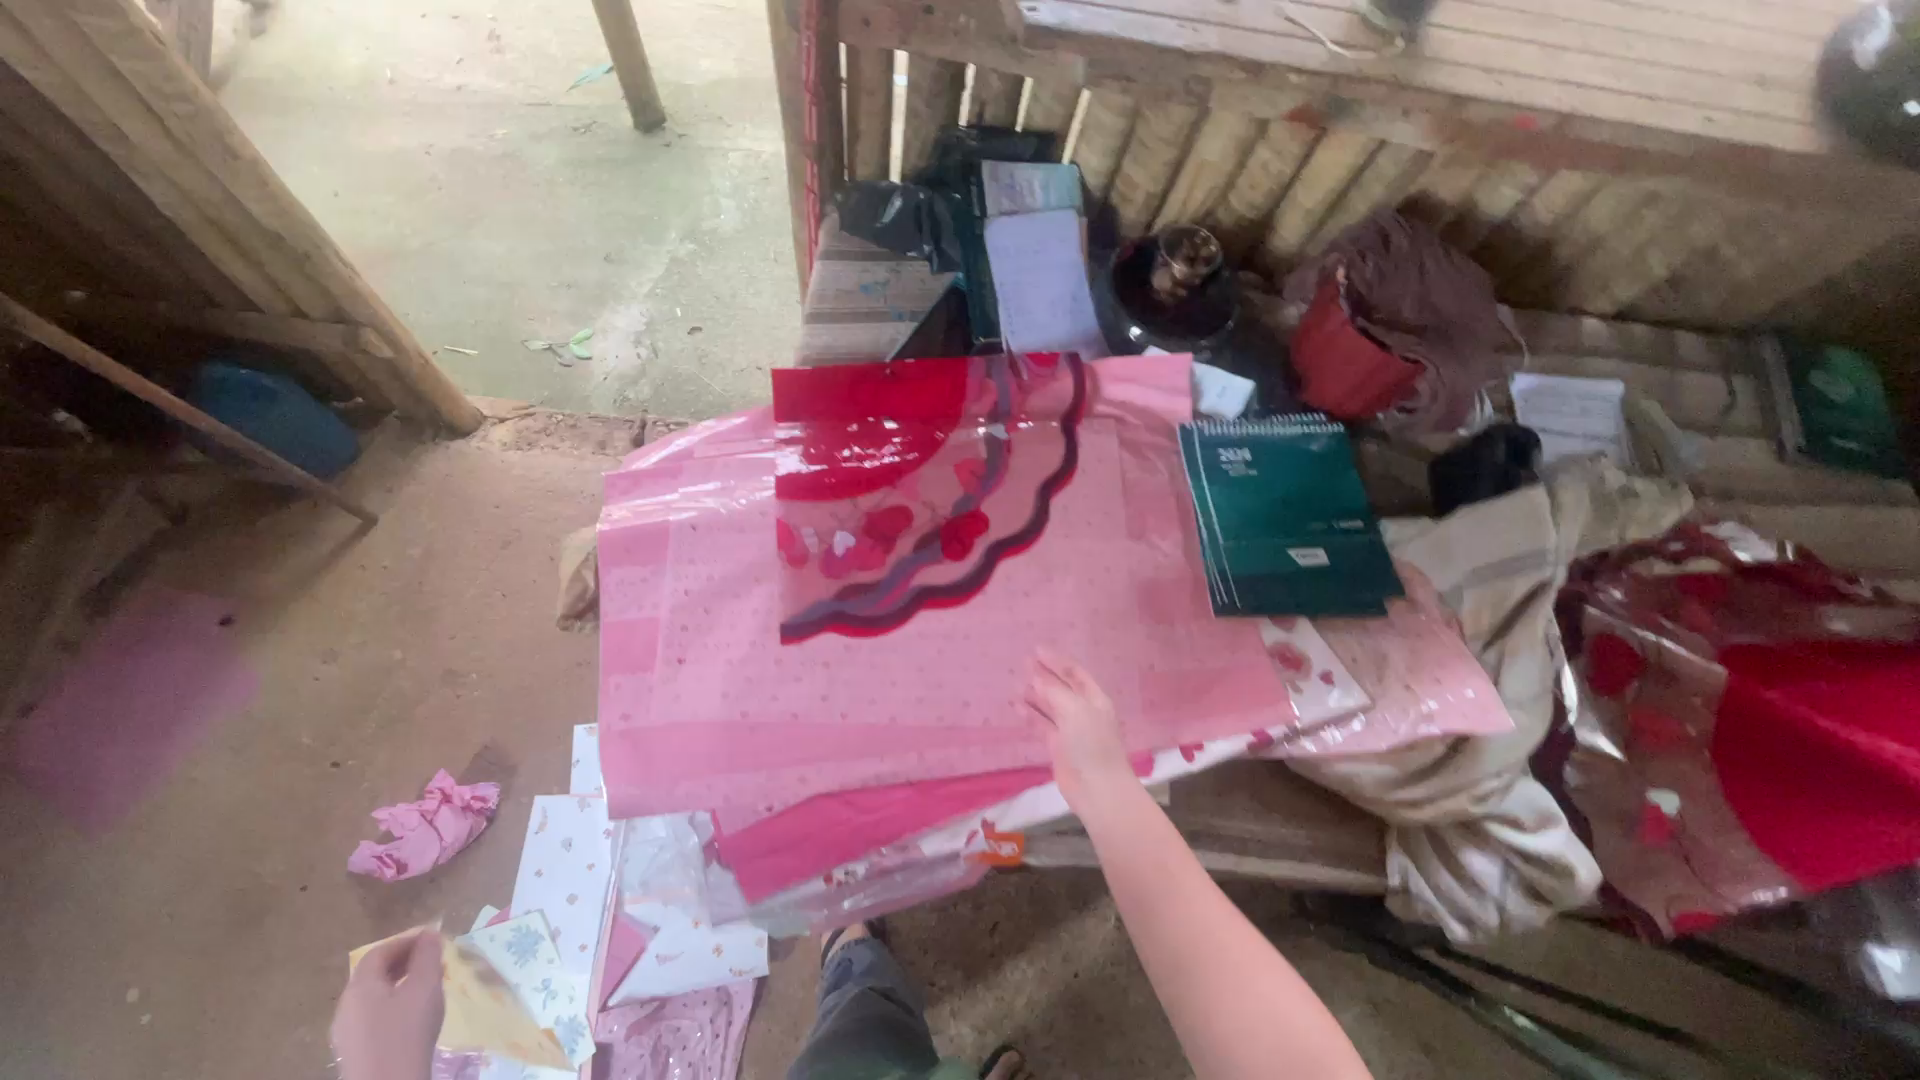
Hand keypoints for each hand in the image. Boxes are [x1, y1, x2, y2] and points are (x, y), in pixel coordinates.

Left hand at [332, 930, 444, 1079]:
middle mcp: (346, 1007)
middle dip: (403, 961)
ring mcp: (346, 1032)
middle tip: (433, 958)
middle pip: (373, 974)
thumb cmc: (407, 1031)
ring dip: (400, 982)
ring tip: (428, 984)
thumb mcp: (425, 986)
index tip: (433, 938)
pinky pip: (373, 1015)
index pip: (379, 953)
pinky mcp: (354, 1051)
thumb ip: (427, 956)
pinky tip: (413, 1014)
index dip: (406, 941)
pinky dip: (394, 1003)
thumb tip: (428, 933)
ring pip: (374, 996)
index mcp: (359, 988)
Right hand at [1024, 648, 1131, 809]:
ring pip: (1049, 707)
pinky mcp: (1058, 747)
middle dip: (1044, 676)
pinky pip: (1042, 725)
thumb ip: (1054, 692)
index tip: (1036, 650)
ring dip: (1034, 695)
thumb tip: (1036, 678)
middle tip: (1023, 664)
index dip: (1056, 661)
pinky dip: (1030, 715)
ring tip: (1015, 685)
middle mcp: (1083, 711)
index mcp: (1094, 699)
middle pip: (1061, 688)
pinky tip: (1017, 707)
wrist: (1098, 789)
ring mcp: (1070, 729)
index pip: (1074, 673)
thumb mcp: (1075, 711)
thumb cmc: (1091, 744)